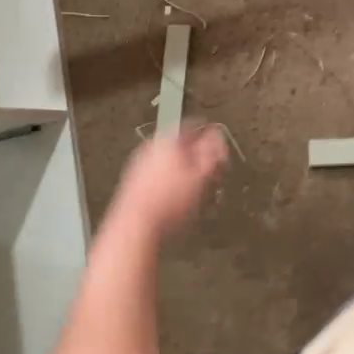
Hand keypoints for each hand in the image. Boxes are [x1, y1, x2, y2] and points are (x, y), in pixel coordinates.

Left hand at [111, 125, 227, 238]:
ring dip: (184, 172)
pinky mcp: (133, 183)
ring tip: (195, 191)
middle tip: (209, 174)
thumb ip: (212, 151)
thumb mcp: (201, 176)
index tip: (219, 155)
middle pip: (181, 145)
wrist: (135, 226)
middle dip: (198, 158)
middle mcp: (151, 146)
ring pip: (170, 161)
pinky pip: (158, 175)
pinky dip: (169, 183)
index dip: (212, 140)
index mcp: (168, 139)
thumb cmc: (169, 201)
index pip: (195, 127)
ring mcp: (139, 164)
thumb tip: (218, 136)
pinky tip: (176, 201)